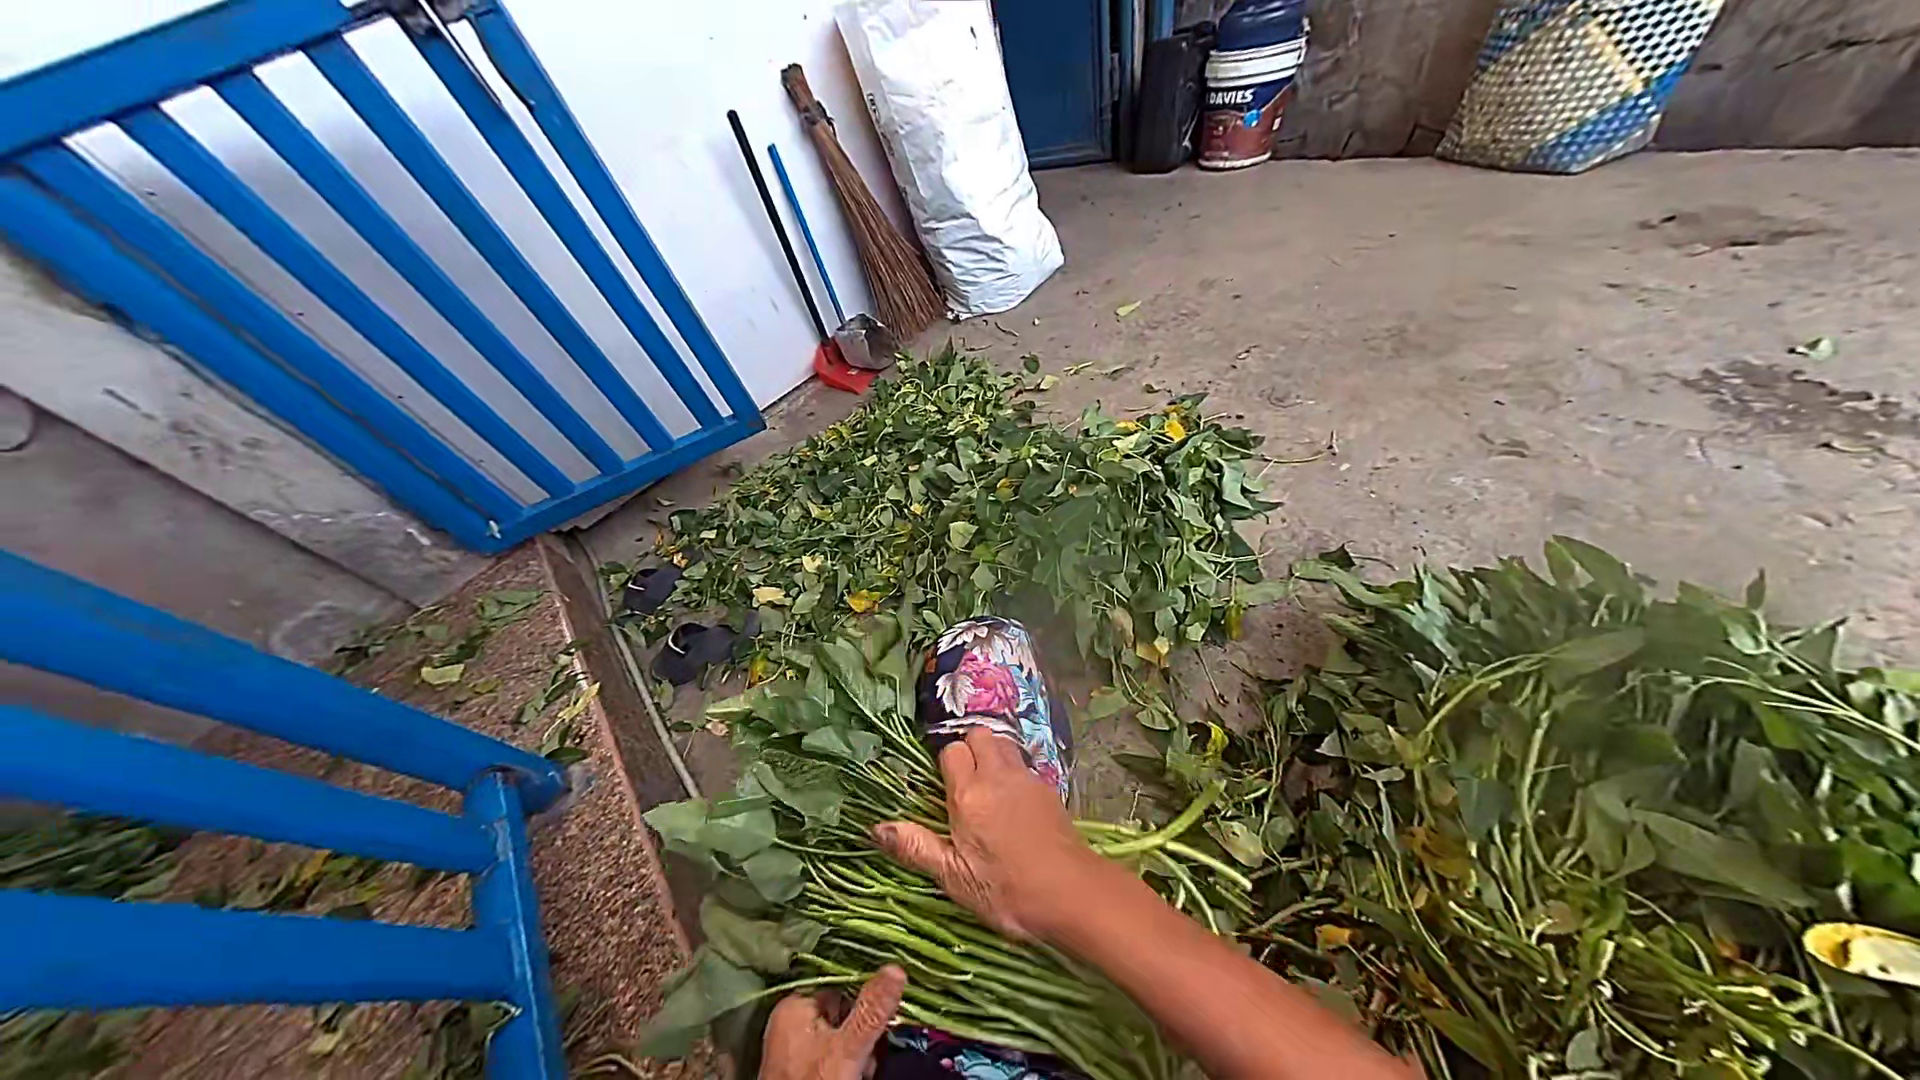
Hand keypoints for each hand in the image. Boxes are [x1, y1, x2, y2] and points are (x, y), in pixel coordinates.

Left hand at [761, 965, 905, 1079]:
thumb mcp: (847, 1048)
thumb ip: (871, 1010)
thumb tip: (896, 967)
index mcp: (794, 1006)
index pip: (839, 986)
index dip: (864, 1002)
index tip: (883, 1019)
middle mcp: (788, 1024)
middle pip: (840, 1013)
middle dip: (861, 1033)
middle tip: (871, 1055)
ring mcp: (791, 1051)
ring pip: (837, 1038)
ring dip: (855, 1053)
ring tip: (864, 1070)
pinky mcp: (797, 1072)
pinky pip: (828, 1057)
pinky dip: (843, 1066)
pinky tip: (853, 1077)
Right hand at [873, 727, 1119, 942]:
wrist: (1072, 893)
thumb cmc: (1007, 890)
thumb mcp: (955, 877)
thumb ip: (916, 847)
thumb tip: (876, 828)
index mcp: (969, 794)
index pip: (951, 751)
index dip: (944, 764)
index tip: (943, 788)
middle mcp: (997, 776)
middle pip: (979, 735)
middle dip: (969, 748)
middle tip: (964, 781)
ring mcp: (1026, 779)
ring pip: (1004, 744)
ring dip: (992, 755)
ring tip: (987, 788)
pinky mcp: (1048, 788)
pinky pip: (1024, 764)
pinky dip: (1014, 772)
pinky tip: (1013, 803)